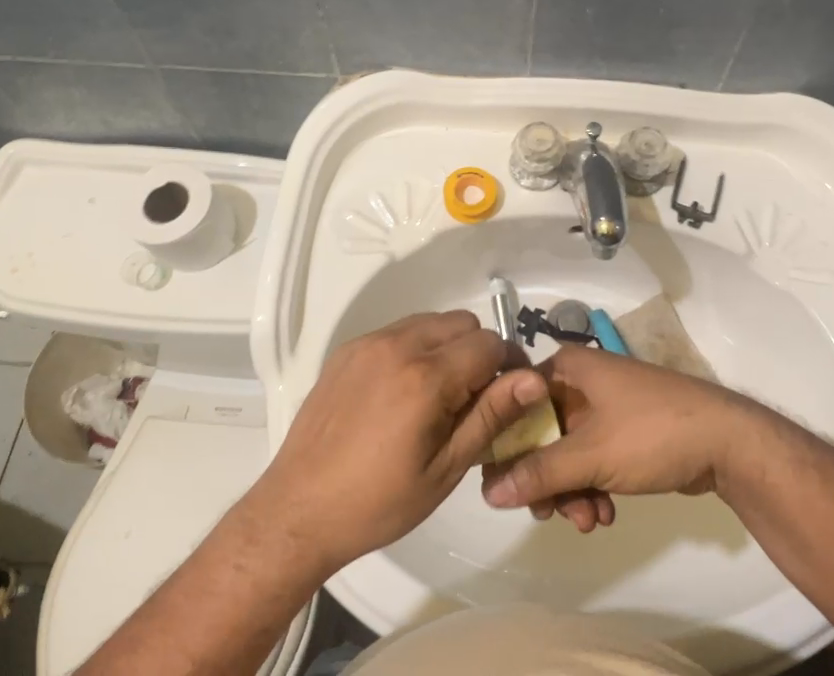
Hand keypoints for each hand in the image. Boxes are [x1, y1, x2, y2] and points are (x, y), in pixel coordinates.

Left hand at [248, 311, 547, 571]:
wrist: (299, 510)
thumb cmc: (379, 502)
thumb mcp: (446, 468)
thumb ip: (491, 415)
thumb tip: (534, 379)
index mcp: (426, 377)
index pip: (489, 344)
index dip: (508, 367)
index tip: (508, 397)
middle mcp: (397, 346)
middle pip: (462, 323)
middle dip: (478, 353)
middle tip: (473, 399)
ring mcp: (367, 344)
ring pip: (430, 322)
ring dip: (447, 347)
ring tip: (438, 397)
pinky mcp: (346, 351)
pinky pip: (397, 332)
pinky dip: (414, 349)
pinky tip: (404, 394)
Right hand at [481, 345, 765, 527]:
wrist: (728, 442)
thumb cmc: (652, 432)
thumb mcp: (590, 455)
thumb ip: (538, 474)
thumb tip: (489, 494)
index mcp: (568, 368)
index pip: (514, 402)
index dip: (503, 443)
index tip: (499, 484)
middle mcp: (582, 381)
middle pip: (540, 433)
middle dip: (544, 479)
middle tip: (546, 514)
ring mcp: (606, 407)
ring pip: (566, 453)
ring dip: (570, 491)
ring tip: (587, 522)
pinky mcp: (625, 433)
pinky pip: (592, 460)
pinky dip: (592, 488)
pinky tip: (604, 516)